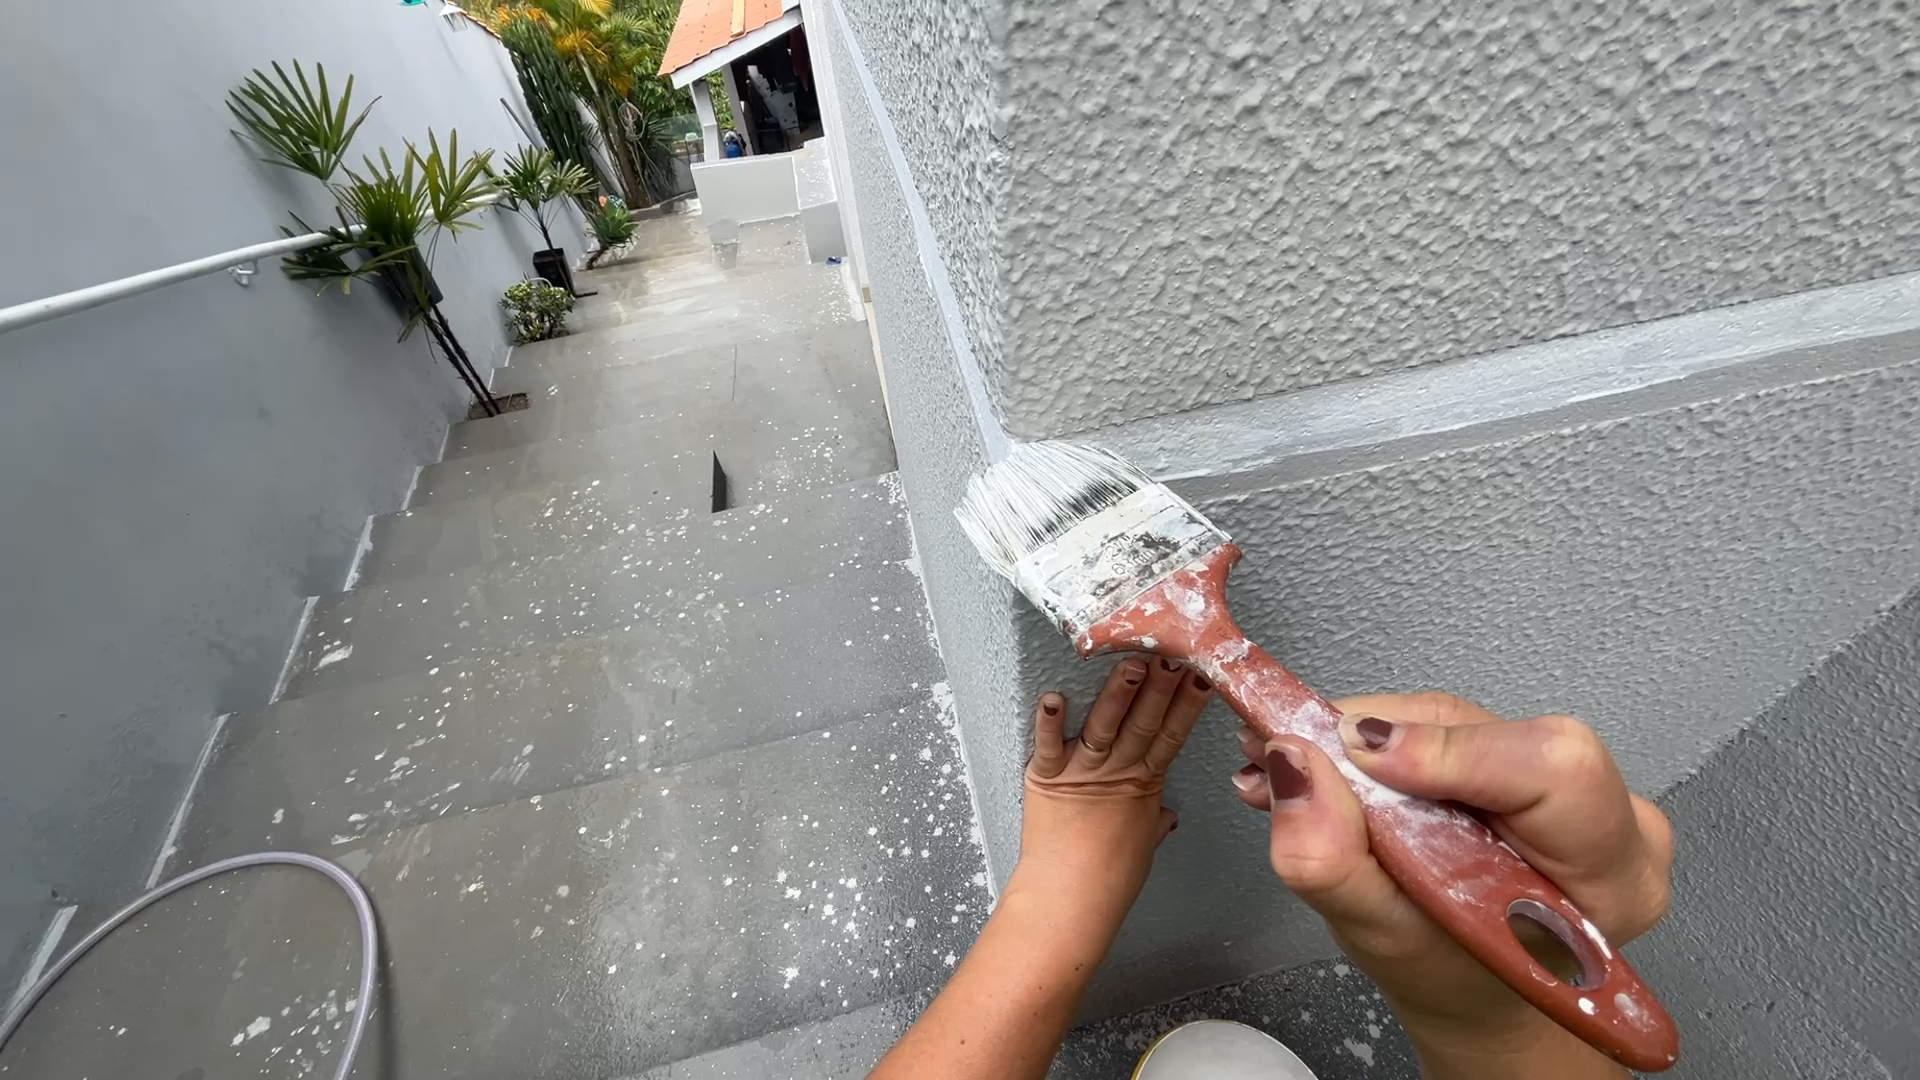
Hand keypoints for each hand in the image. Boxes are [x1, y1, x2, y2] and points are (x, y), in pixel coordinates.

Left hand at [868, 657, 1213, 1079]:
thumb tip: (1166, 814)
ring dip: (1117, 694)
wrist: (1070, 902)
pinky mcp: (1046, 778)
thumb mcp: (1141, 842)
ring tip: (1130, 662)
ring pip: (1104, 726)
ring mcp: (1082, 773)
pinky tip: (1053, 697)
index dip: (1188, 706)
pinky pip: (1047, 745)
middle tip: (1173, 652)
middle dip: (1160, 686)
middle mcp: (1116, 773)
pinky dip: (1049, 723)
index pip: (1172, 736)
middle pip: (1143, 723)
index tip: (1202, 675)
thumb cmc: (1108, 877)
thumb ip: (1153, 818)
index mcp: (1142, 783)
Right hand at [1230, 693, 1672, 1077]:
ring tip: (1287, 774)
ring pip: (1432, 716)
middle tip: (1281, 764)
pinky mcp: (1506, 748)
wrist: (1465, 981)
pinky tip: (1317, 767)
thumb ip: (1330, 861)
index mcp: (1601, 870)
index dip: (1442, 750)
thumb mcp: (1376, 935)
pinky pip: (1424, 719)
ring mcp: (1555, 772)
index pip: (1549, 767)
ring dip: (1345, 739)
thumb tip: (1292, 766)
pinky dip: (1355, 740)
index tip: (1350, 755)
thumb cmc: (1445, 971)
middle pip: (1467, 730)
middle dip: (1359, 743)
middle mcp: (1598, 808)